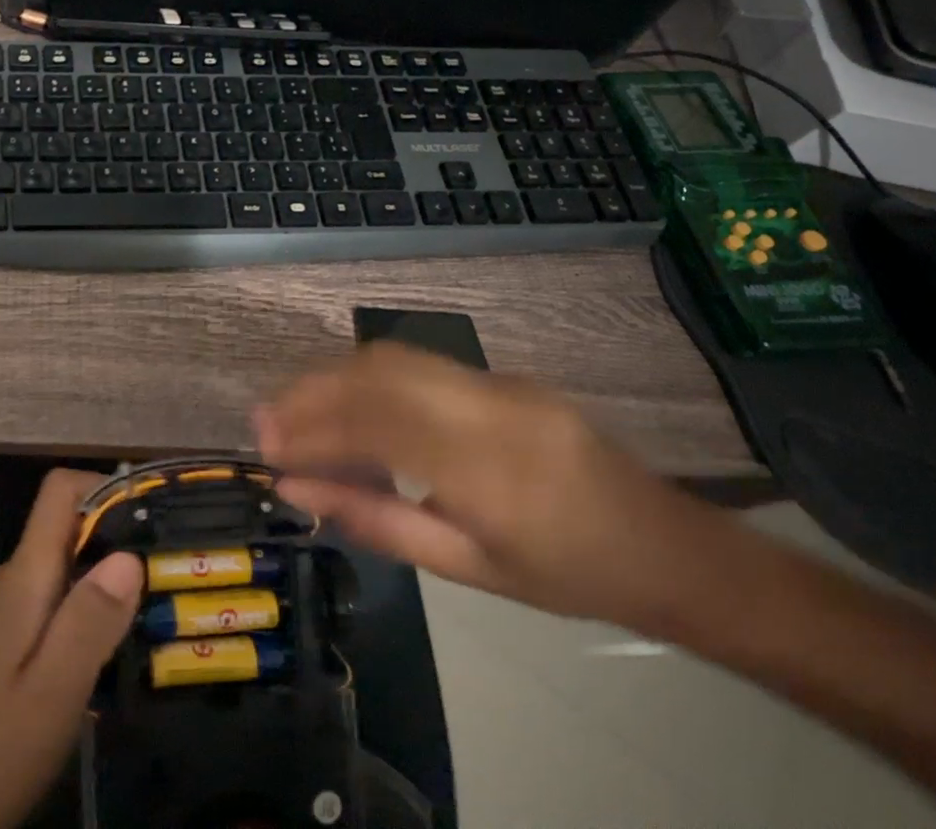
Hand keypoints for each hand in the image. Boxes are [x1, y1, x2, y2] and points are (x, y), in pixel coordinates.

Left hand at [0, 469, 144, 828]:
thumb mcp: (55, 686)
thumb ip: (90, 619)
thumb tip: (129, 555)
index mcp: (24, 577)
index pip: (58, 492)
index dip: (106, 487)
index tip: (157, 512)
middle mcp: (14, 580)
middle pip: (69, 526)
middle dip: (122, 534)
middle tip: (178, 567)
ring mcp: (10, 609)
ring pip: (68, 565)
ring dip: (113, 574)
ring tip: (165, 602)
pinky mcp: (12, 638)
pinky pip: (60, 599)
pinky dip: (95, 605)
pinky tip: (124, 642)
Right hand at [254, 342, 725, 626]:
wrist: (672, 552)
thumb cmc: (568, 576)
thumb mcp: (468, 568)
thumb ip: (376, 522)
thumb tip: (296, 492)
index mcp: (488, 468)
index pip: (374, 427)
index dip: (309, 432)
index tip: (264, 450)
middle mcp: (493, 409)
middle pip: (378, 374)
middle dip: (309, 392)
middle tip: (262, 422)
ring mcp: (504, 386)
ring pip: (396, 360)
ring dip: (333, 379)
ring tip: (290, 411)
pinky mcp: (507, 380)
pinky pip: (421, 368)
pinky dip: (367, 381)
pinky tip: (344, 407)